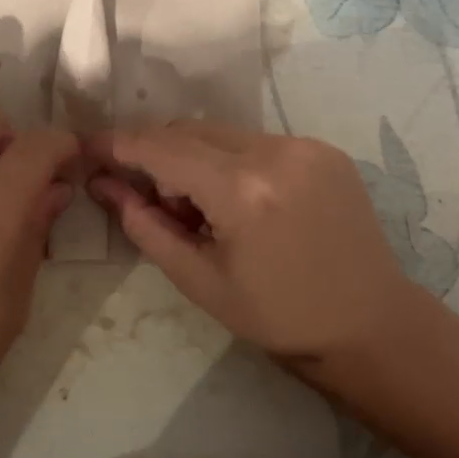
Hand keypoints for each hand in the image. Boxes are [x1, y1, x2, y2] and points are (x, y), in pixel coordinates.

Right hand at [85, 121, 414, 372]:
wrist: (371, 326)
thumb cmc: (278, 316)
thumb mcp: (199, 280)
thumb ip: (145, 225)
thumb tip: (103, 184)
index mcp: (243, 191)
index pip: (161, 148)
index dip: (118, 145)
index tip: (87, 148)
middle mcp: (274, 153)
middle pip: (188, 131)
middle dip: (157, 156)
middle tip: (154, 201)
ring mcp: (303, 145)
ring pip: (220, 133)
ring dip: (194, 158)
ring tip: (203, 210)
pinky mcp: (321, 148)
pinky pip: (254, 140)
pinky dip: (230, 160)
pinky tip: (240, 202)